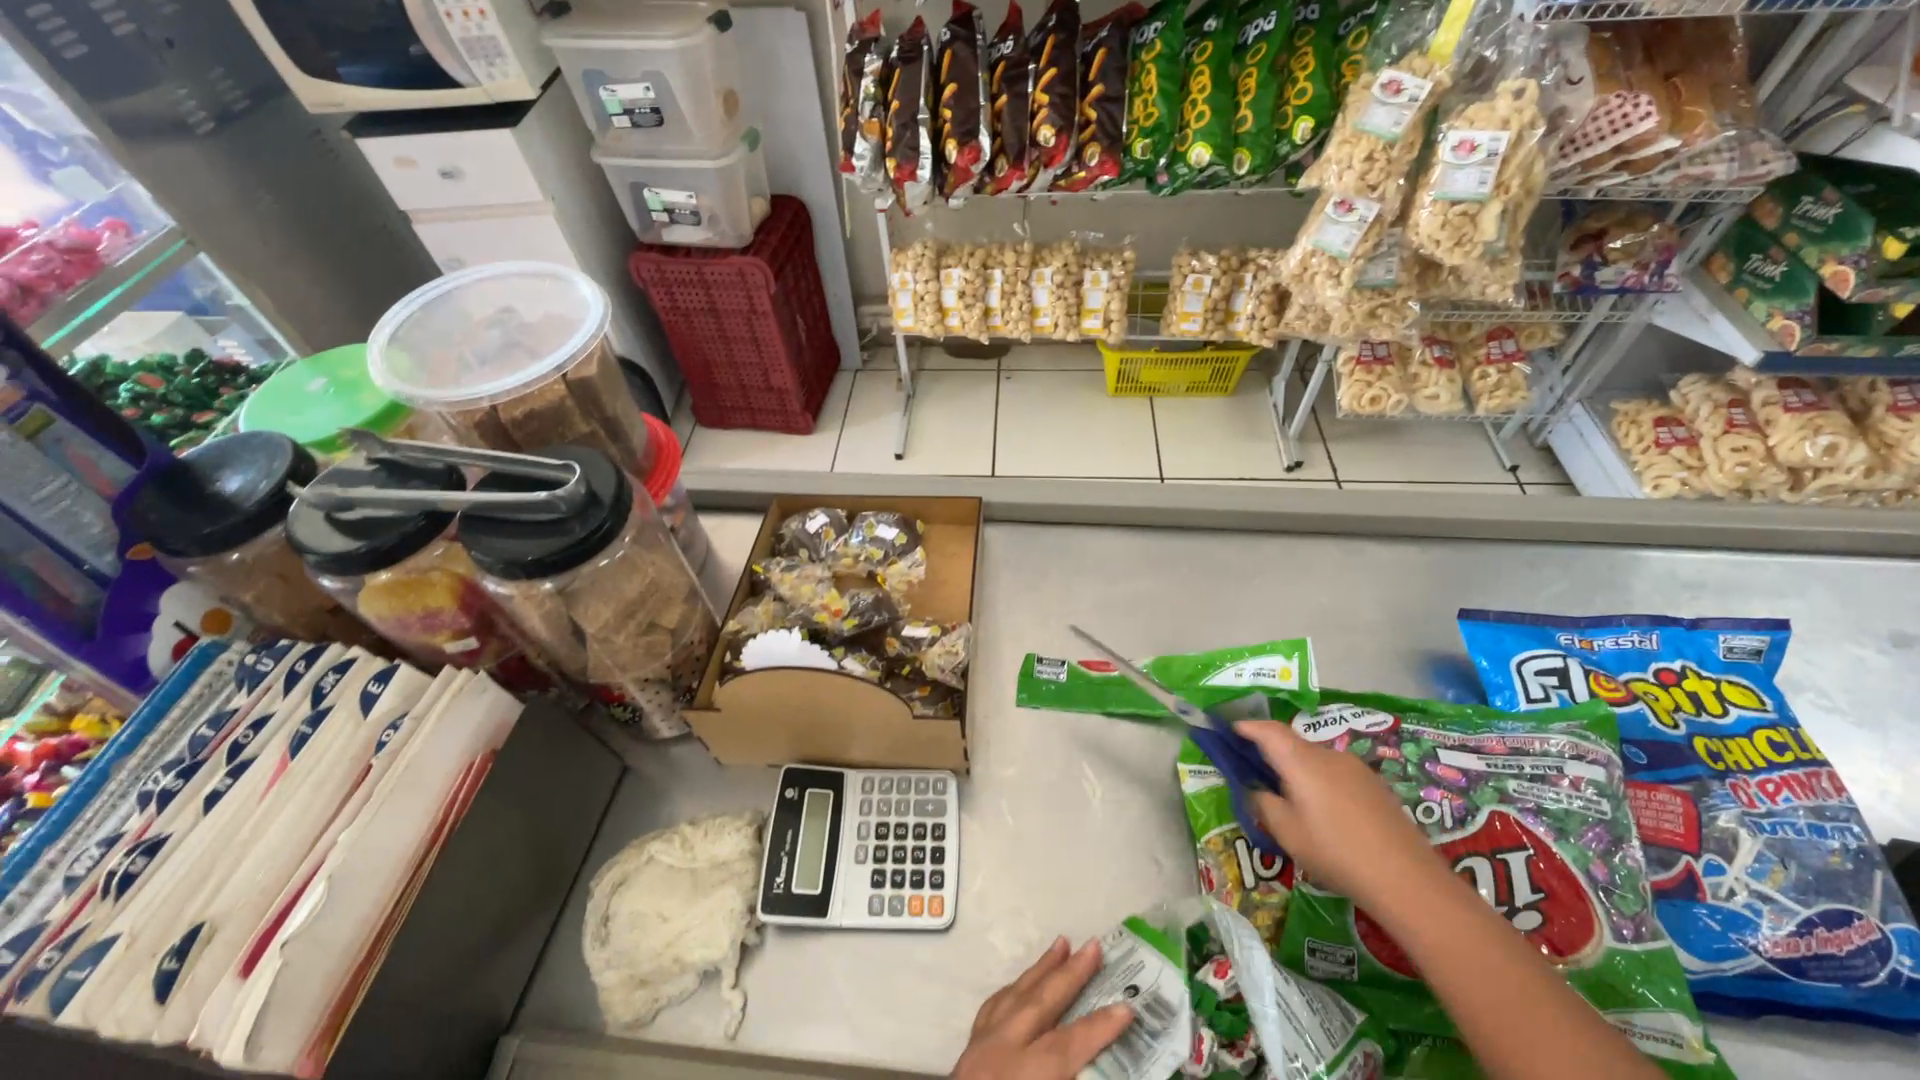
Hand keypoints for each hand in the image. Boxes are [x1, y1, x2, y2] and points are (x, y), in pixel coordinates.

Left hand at [951, 936, 1134, 1079]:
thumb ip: (1071, 1074)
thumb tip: (1093, 1065)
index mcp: (1024, 1076)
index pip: (1068, 1045)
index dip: (1100, 1027)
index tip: (1129, 1007)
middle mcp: (999, 1054)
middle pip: (1039, 1005)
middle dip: (1069, 975)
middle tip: (1094, 945)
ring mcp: (978, 1050)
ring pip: (1012, 998)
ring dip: (1040, 971)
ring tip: (1060, 944)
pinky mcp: (966, 1055)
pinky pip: (991, 1011)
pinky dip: (1012, 992)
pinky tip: (1021, 985)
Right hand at [1235, 720, 1446, 905]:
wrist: (1405, 875)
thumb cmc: (1335, 852)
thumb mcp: (1287, 832)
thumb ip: (1263, 804)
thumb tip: (1253, 788)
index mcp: (1302, 762)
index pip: (1269, 731)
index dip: (1248, 727)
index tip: (1231, 730)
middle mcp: (1329, 755)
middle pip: (1293, 743)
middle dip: (1270, 751)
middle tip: (1254, 771)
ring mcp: (1356, 768)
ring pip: (1315, 758)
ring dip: (1296, 768)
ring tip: (1288, 797)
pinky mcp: (1374, 784)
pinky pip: (1335, 772)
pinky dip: (1318, 779)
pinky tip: (1322, 810)